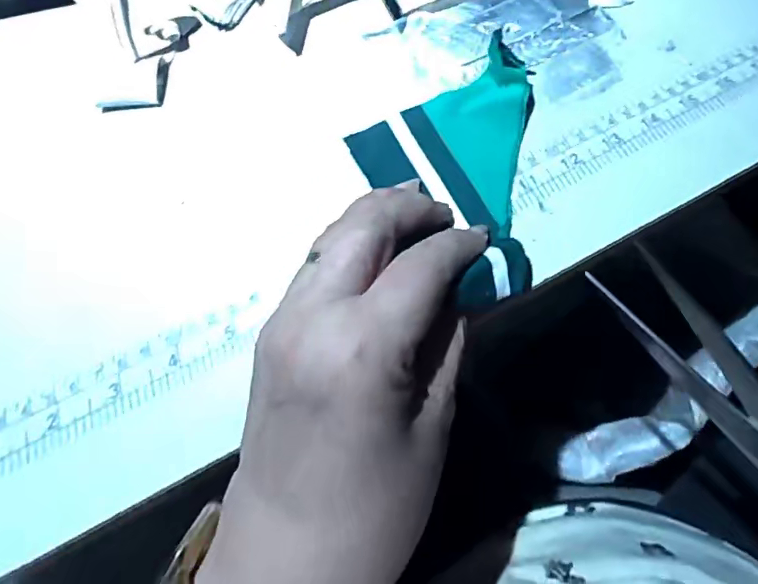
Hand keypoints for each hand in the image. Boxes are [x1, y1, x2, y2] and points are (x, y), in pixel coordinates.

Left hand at [201, 184, 488, 583]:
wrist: (281, 561)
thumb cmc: (376, 504)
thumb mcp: (434, 419)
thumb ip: (450, 336)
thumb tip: (469, 280)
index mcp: (360, 347)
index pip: (421, 263)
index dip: (461, 243)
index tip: (487, 239)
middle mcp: (313, 318)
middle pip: (365, 225)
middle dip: (413, 207)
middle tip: (450, 216)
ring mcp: (282, 320)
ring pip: (334, 233)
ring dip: (380, 215)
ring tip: (420, 215)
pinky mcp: (270, 330)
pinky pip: (317, 261)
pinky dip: (354, 240)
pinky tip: (381, 249)